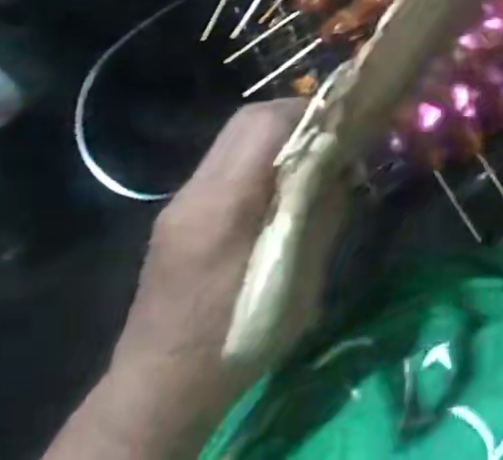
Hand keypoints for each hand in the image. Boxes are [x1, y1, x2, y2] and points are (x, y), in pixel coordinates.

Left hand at [61, 98, 346, 458]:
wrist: (158, 389)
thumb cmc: (237, 343)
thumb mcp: (298, 288)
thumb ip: (320, 219)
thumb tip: (343, 169)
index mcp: (224, 207)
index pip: (264, 126)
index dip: (308, 114)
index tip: (343, 122)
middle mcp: (196, 190)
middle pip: (246, 121)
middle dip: (292, 117)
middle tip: (330, 135)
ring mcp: (181, 200)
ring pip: (231, 139)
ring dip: (273, 137)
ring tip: (308, 158)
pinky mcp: (178, 214)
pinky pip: (222, 165)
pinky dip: (255, 160)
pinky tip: (275, 188)